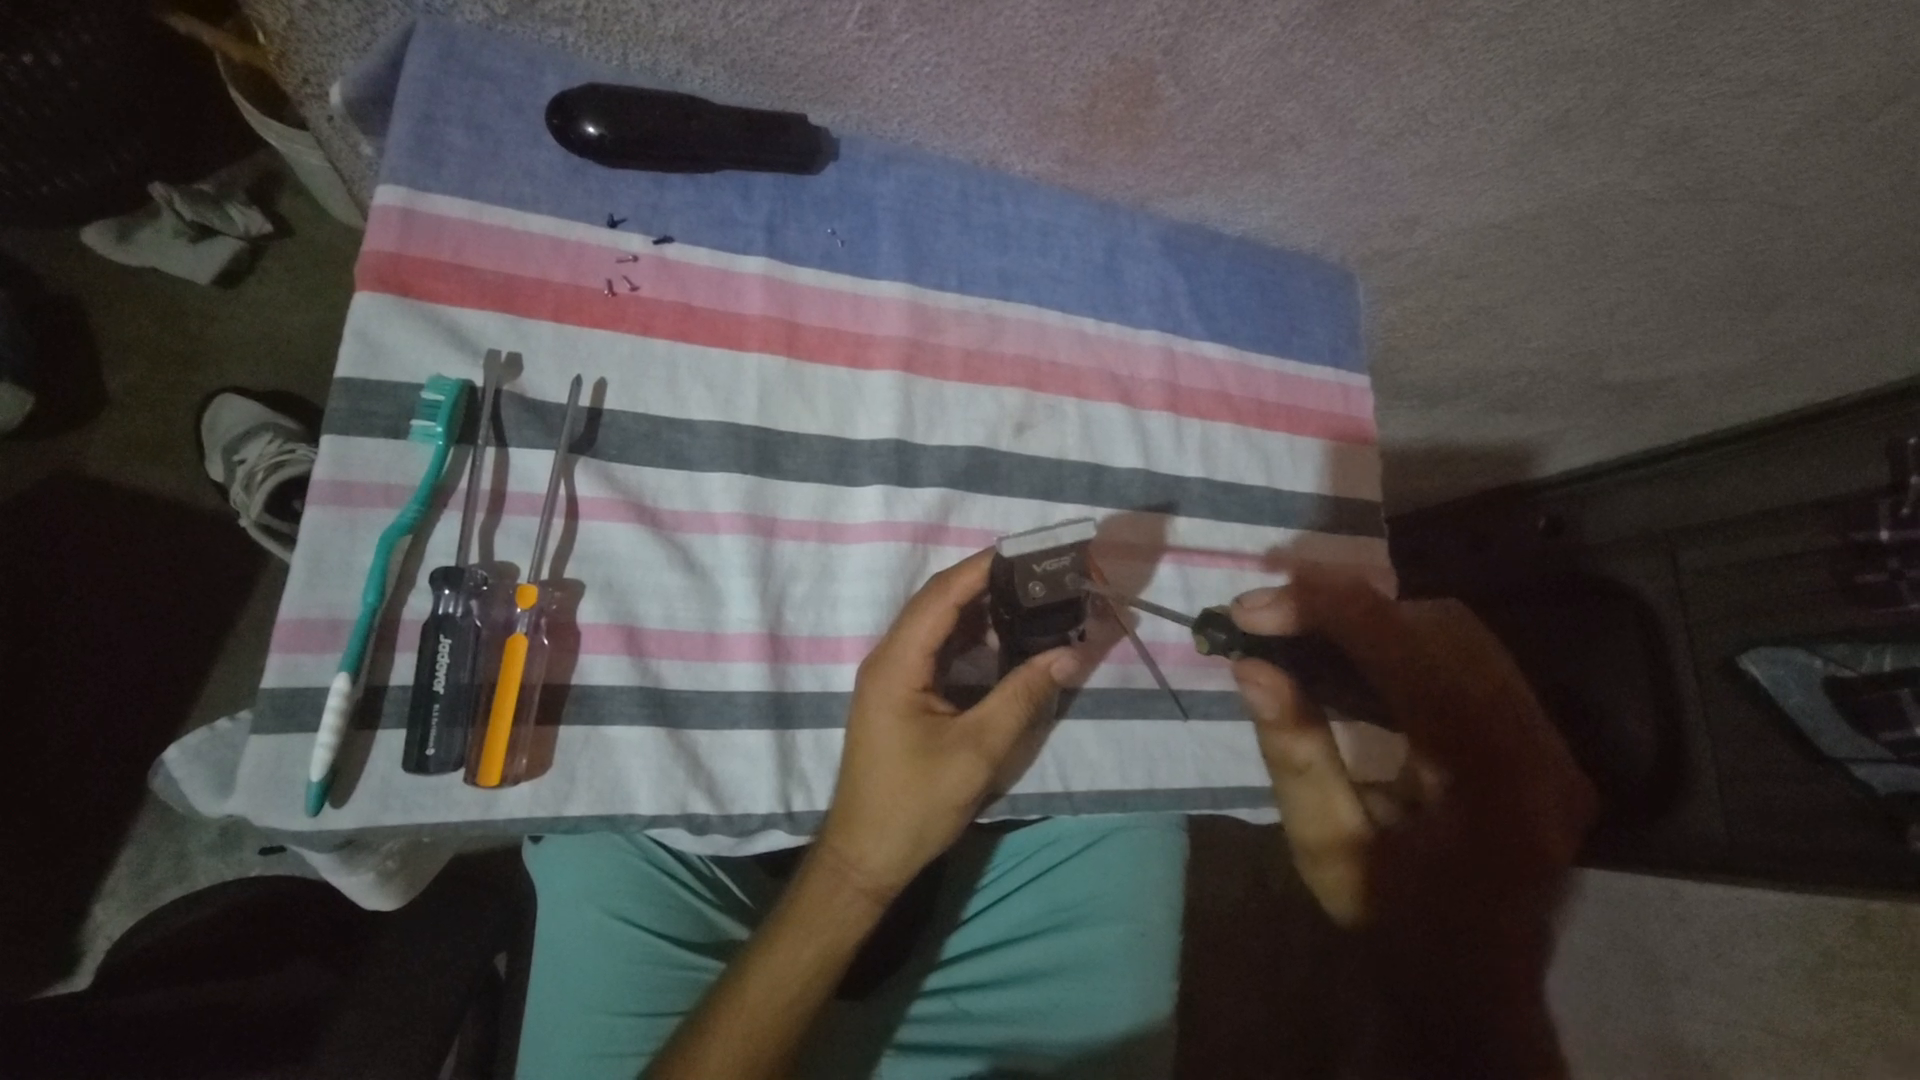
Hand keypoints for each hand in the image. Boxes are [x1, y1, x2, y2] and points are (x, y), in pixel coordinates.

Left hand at [814, 550, 1081, 904]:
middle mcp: (889, 659)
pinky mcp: (901, 696)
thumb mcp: (977, 751)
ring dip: (980, 610)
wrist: (866, 856)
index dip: (981, 568)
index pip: (941, 596)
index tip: (1027, 551)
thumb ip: (1022, 696)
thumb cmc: (915, 804)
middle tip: (1038, 573)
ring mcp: (892, 677)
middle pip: (938, 603)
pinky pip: (937, 652)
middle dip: (986, 583)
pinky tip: (1005, 641)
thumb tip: (1069, 653)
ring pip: (938, 626)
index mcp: (897, 663)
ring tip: (1030, 597)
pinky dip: (971, 640)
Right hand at [1230, 567, 1596, 1073]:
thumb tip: (1252, 666)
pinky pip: (1468, 660)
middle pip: (1443, 632)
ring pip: (1459, 635)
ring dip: (1373, 621)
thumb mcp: (1326, 849)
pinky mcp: (1541, 741)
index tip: (1256, 600)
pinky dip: (1400, 644)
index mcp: (1493, 786)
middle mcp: (1541, 751)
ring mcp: (1552, 744)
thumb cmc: (1391, 928)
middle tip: (1268, 615)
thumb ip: (1295, 752)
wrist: (1472, 990)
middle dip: (1347, 608)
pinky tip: (1350, 658)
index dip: (1333, 612)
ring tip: (1300, 629)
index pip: (1415, 661)